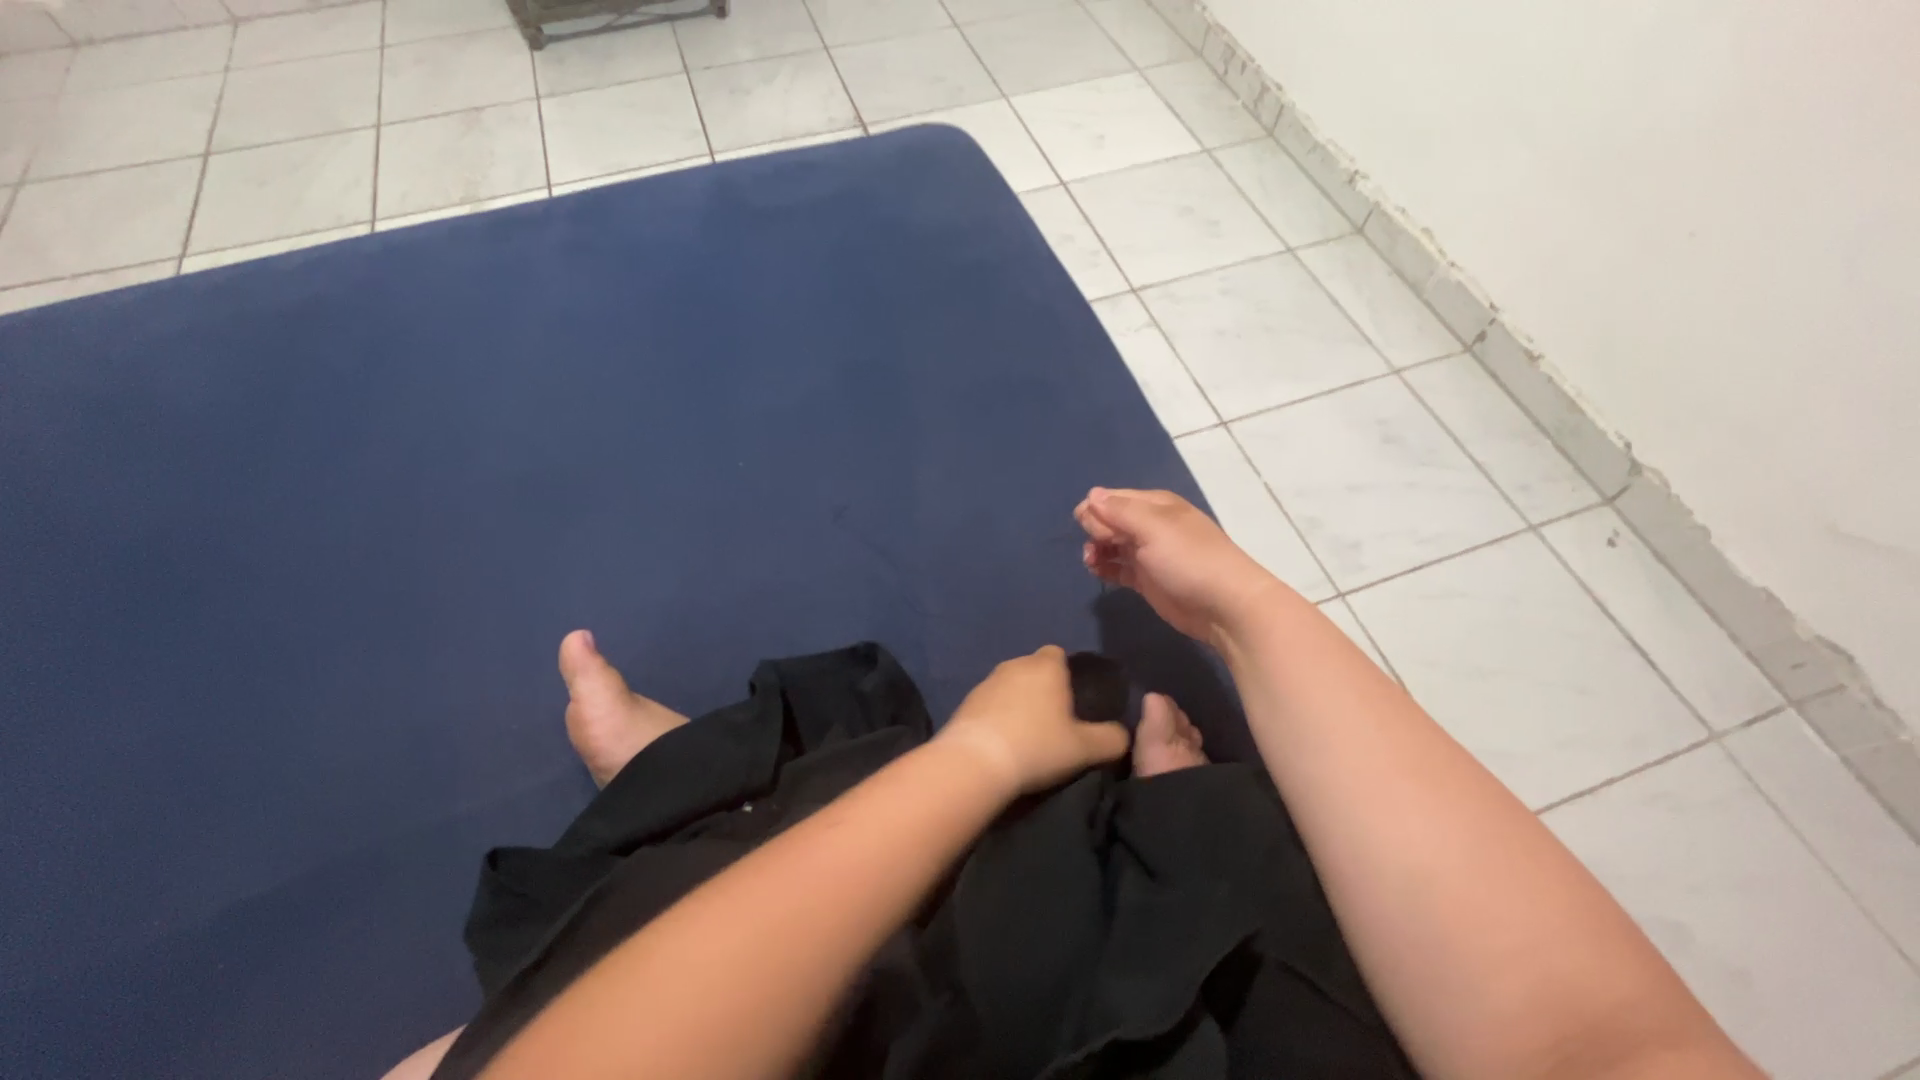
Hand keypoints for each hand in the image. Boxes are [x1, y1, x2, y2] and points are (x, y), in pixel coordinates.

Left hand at [939, 646, 1130, 794]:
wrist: (975, 763)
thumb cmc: (1037, 746)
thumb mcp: (1085, 749)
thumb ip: (1111, 739)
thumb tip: (1122, 735)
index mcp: (1045, 666)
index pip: (1058, 654)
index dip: (1067, 673)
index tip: (1073, 700)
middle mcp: (1014, 665)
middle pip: (1033, 669)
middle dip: (1043, 689)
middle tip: (1054, 722)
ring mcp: (986, 682)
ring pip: (1009, 686)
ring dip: (1018, 703)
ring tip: (1027, 735)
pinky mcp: (965, 703)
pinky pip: (989, 704)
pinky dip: (997, 717)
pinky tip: (1003, 742)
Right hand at [1075, 487, 1281, 644]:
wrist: (1224, 605)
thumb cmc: (1188, 559)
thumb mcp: (1153, 527)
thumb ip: (1119, 511)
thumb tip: (1091, 496)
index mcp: (1156, 506)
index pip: (1114, 498)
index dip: (1096, 509)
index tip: (1083, 525)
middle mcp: (1152, 526)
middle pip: (1111, 520)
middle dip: (1095, 529)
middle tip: (1094, 547)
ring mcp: (1150, 554)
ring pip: (1113, 544)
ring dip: (1097, 549)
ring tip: (1092, 562)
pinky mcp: (1148, 580)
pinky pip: (1119, 568)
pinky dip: (1106, 568)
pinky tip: (1097, 571)